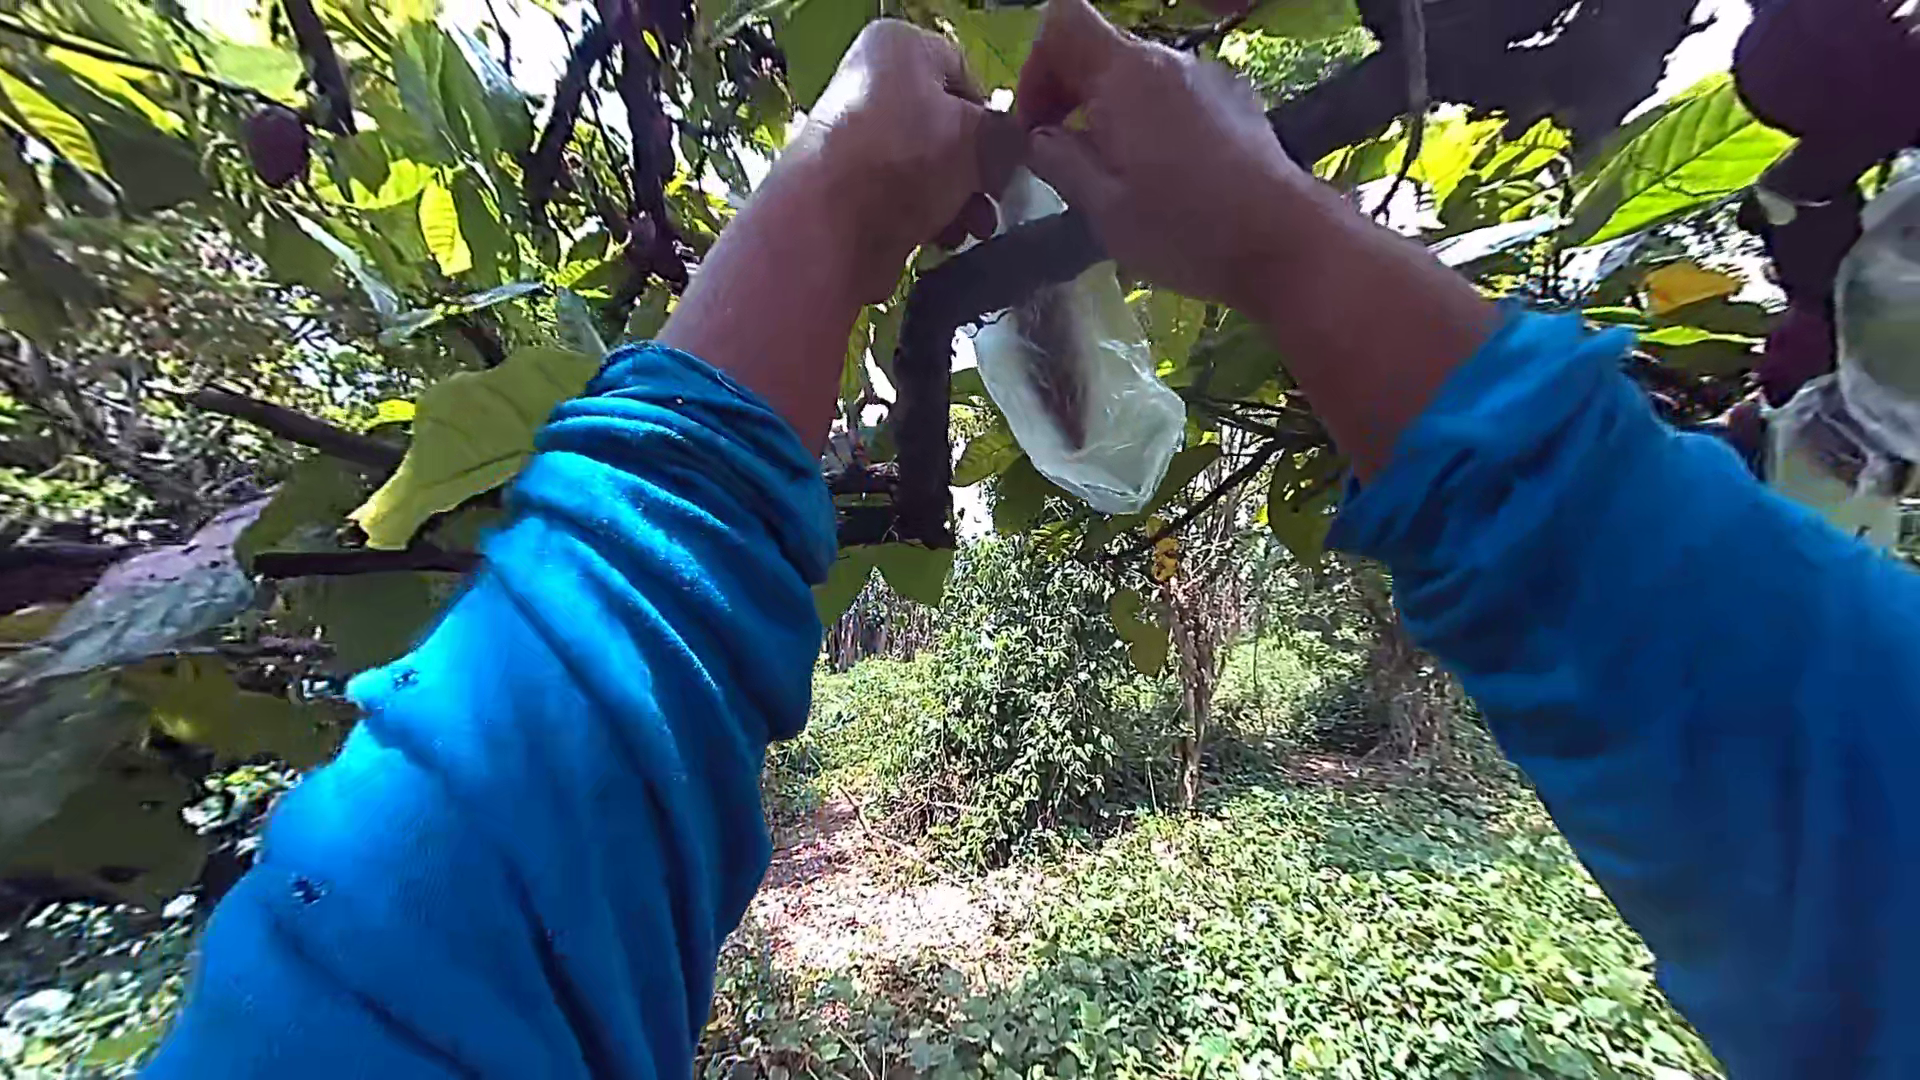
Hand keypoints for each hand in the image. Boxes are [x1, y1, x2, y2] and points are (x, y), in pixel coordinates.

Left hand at [661, 21, 1018, 444]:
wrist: (831, 227)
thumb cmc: (905, 160)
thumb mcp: (974, 137)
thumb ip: (1005, 138)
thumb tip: (1015, 151)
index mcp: (899, 49)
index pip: (964, 74)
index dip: (993, 118)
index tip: (1009, 159)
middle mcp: (876, 89)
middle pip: (949, 130)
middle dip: (979, 172)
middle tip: (996, 202)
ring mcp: (865, 147)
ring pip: (933, 172)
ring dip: (962, 203)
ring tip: (975, 231)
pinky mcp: (859, 197)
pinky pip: (910, 203)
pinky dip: (932, 221)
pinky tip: (944, 241)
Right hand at [1015, 0, 1317, 309]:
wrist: (1276, 240)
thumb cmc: (1182, 230)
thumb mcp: (1104, 209)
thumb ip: (1062, 163)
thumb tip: (1038, 138)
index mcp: (1125, 78)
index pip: (1062, 23)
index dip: (1035, 70)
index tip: (1035, 129)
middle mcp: (1166, 61)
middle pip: (1098, 53)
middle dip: (1067, 99)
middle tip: (1063, 163)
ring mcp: (1203, 78)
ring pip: (1134, 80)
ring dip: (1106, 117)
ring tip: (1111, 179)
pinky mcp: (1230, 101)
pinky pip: (1170, 98)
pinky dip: (1144, 125)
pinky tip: (1156, 176)